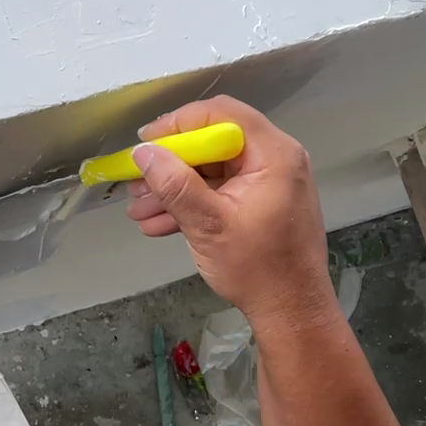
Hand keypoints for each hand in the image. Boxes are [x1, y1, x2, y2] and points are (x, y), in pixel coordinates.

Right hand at [124, 96, 335, 329]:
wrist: (290, 310)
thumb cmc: (257, 268)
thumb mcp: (208, 224)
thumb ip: (174, 184)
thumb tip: (143, 153)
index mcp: (272, 154)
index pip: (221, 115)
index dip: (178, 124)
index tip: (144, 144)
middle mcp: (274, 160)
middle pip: (212, 144)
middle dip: (170, 164)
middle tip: (136, 181)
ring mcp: (266, 183)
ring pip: (210, 172)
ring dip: (172, 189)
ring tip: (139, 209)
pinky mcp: (258, 205)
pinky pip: (218, 193)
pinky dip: (189, 205)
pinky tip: (158, 223)